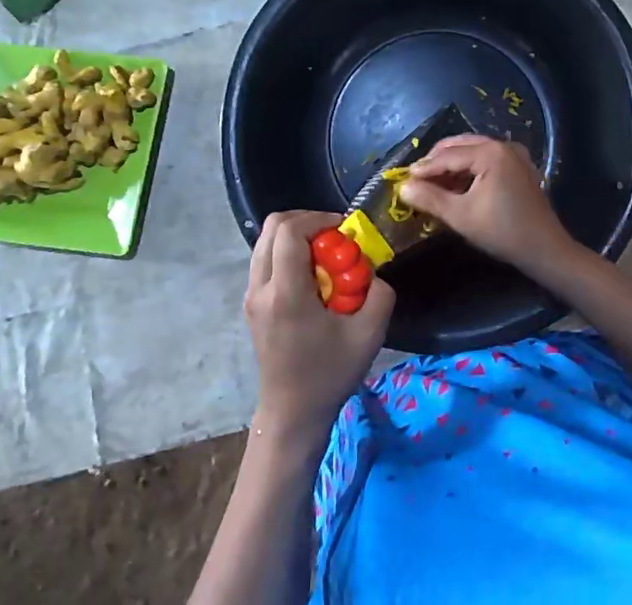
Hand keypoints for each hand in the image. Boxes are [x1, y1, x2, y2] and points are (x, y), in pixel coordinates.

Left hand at [244, 211, 394, 432]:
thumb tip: (374, 271)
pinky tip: (311, 275)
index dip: (318, 219)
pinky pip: (265, 259)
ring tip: (323, 254)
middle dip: (307, 221)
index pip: (290, 231)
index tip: (343, 229)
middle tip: (334, 236)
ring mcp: (251, 295)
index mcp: (286, 293)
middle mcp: (261, 288)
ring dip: (295, 236)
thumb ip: (380, 295)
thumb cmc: (329, 375)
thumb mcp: (368, 336)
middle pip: (272, 227)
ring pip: (265, 240)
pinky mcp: (252, 303)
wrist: (292, 413)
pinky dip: (288, 253)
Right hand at [398, 135, 573, 267]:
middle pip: (459, 146)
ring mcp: (514, 154)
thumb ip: (429, 198)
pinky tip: (456, 185)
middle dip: (436, 162)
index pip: (447, 155)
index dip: (423, 168)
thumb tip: (403, 188)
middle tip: (416, 180)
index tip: (403, 180)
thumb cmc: (503, 232)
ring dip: (451, 165)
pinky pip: (486, 159)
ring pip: (472, 151)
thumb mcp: (461, 216)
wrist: (546, 250)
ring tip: (433, 184)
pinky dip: (468, 168)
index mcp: (490, 152)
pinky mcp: (519, 166)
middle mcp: (503, 145)